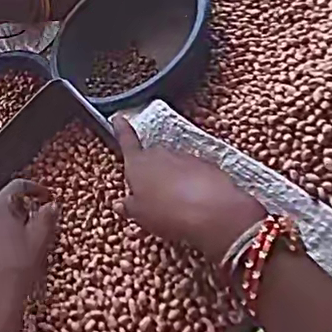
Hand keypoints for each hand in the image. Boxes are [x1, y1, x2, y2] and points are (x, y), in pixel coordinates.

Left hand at [0, 179, 59, 331]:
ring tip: (35, 236)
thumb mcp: (40, 237)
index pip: (17, 186)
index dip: (36, 189)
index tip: (48, 196)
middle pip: (8, 200)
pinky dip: (11, 233)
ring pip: (2, 216)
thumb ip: (47, 216)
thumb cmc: (18, 266)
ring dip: (20, 221)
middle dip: (28, 207)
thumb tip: (52, 205)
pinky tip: (22, 249)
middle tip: (44, 218)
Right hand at [113, 115, 264, 264]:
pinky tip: (196, 203)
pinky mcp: (208, 166)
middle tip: (151, 193)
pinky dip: (193, 184)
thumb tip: (120, 204)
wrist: (212, 212)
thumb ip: (129, 206)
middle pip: (151, 158)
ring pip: (174, 166)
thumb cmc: (166, 212)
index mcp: (138, 163)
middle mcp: (160, 155)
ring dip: (173, 179)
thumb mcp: (140, 215)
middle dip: (151, 170)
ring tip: (175, 204)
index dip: (121, 129)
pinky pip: (194, 174)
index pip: (126, 141)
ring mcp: (186, 158)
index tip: (118, 117)